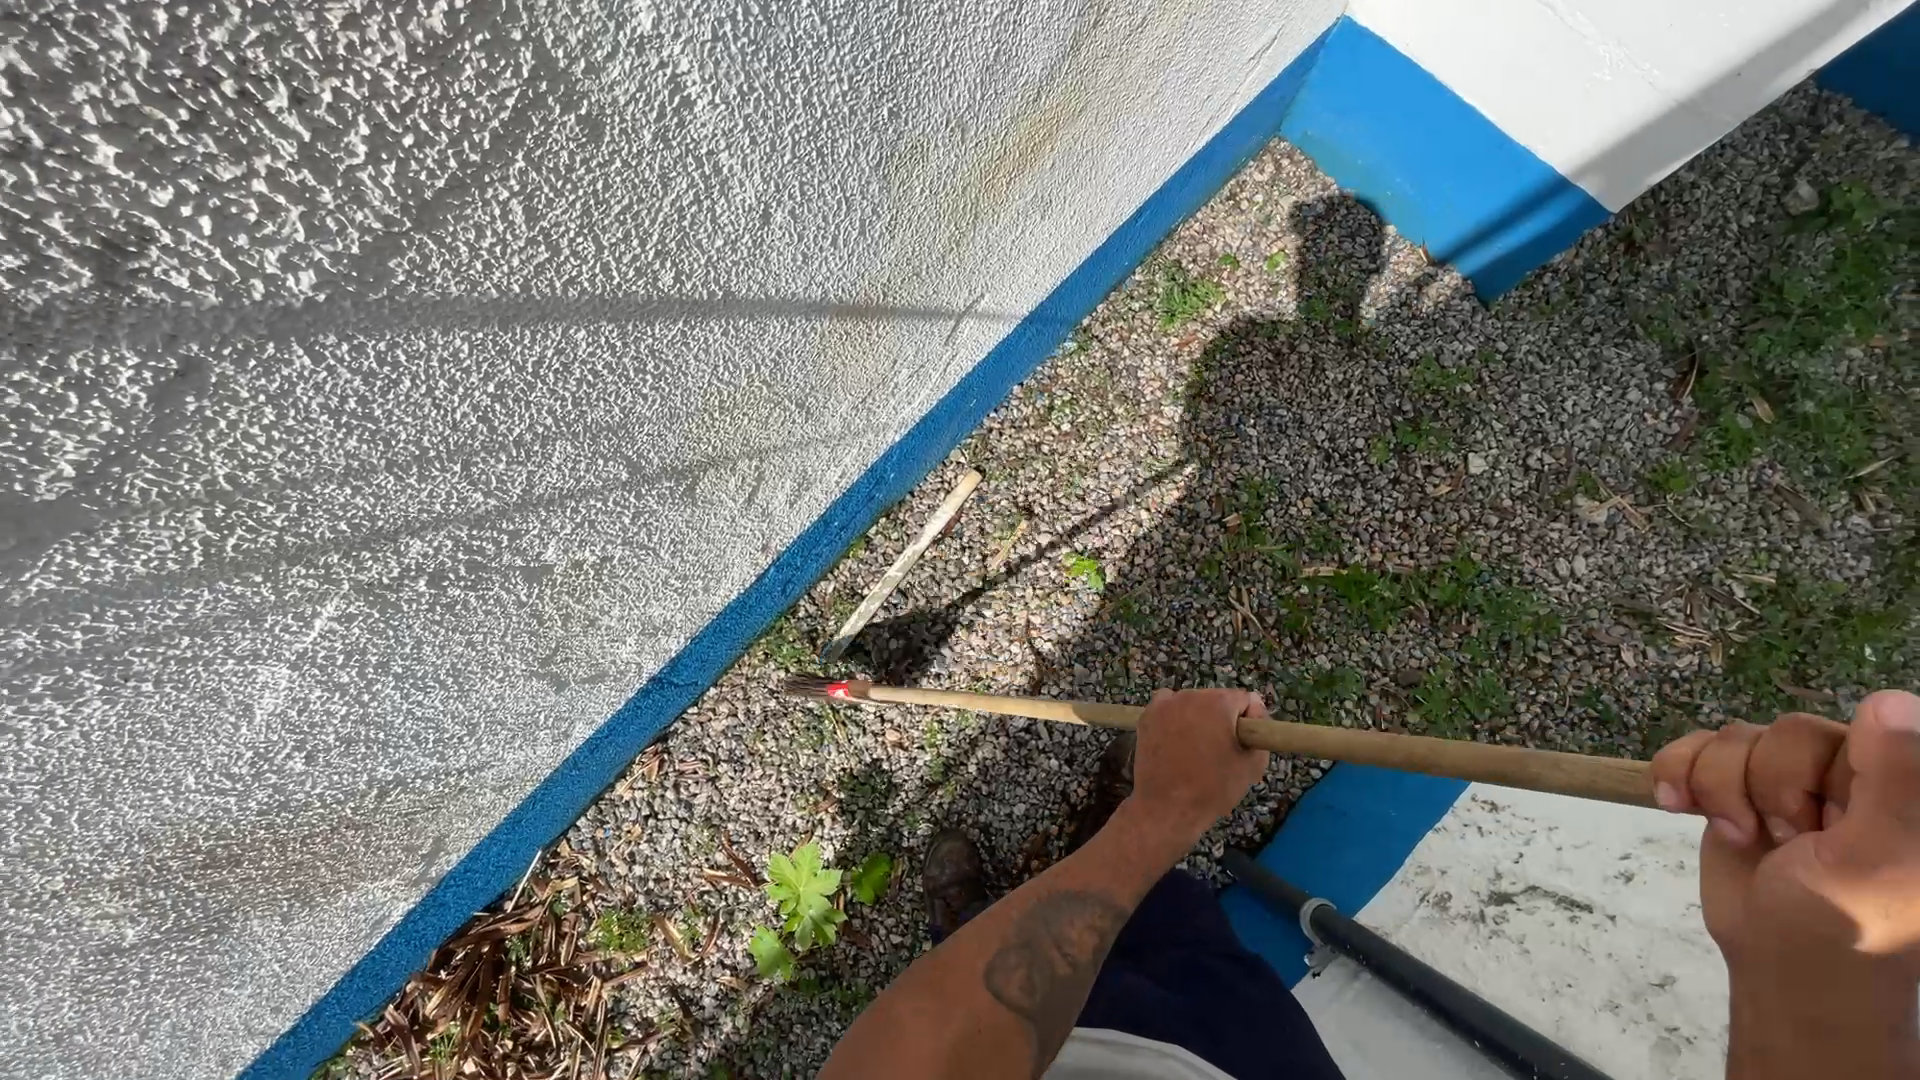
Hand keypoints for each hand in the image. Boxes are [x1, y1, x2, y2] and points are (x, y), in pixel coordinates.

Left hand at [1122, 689, 1270, 848]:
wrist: (1168, 806)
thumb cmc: (1214, 787)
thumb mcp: (1252, 764)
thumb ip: (1260, 732)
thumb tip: (1255, 712)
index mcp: (1218, 703)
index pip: (1245, 700)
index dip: (1250, 722)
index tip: (1244, 743)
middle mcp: (1190, 695)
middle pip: (1218, 700)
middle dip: (1224, 719)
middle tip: (1222, 750)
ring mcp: (1164, 704)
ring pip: (1193, 703)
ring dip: (1200, 718)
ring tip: (1198, 748)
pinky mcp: (1147, 716)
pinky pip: (1169, 708)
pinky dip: (1175, 718)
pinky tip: (1177, 740)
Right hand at [1650, 690, 1919, 979]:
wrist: (1777, 960)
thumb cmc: (1845, 919)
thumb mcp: (1878, 854)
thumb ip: (1893, 778)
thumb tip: (1889, 699)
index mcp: (1896, 788)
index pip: (1849, 730)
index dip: (1815, 772)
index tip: (1826, 823)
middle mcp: (1845, 775)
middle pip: (1778, 732)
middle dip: (1760, 786)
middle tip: (1785, 838)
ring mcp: (1782, 780)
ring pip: (1729, 739)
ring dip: (1717, 789)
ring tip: (1740, 835)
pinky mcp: (1729, 788)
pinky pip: (1688, 749)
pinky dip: (1674, 776)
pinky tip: (1678, 807)